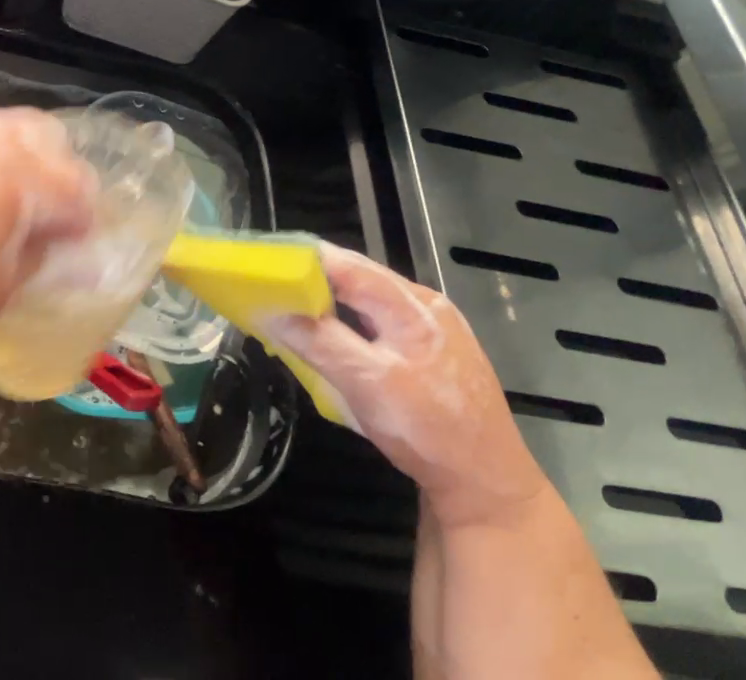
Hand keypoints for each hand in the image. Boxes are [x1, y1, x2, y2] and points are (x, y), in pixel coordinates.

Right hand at [264, 243, 549, 527]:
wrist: (486, 486)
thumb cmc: (428, 429)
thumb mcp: (366, 383)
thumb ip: (317, 341)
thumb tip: (267, 308)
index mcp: (413, 305)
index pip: (346, 264)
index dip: (301, 259)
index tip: (259, 262)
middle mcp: (424, 308)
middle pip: (355, 280)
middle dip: (308, 282)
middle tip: (264, 290)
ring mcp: (430, 332)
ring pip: (364, 304)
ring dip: (325, 305)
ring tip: (286, 314)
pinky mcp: (428, 356)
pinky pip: (375, 326)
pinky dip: (344, 326)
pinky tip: (327, 344)